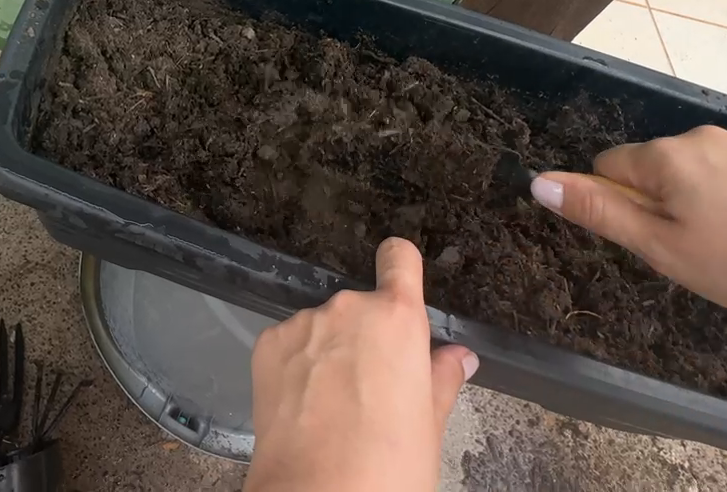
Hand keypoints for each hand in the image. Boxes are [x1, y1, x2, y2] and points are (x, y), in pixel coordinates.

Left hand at [245, 238, 478, 491]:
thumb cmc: (388, 468)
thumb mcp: (431, 427)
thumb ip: (441, 379)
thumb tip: (459, 355)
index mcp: (396, 319)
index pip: (399, 258)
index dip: (400, 266)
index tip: (399, 280)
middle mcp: (347, 307)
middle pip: (361, 309)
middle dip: (366, 339)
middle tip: (371, 391)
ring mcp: (303, 322)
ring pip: (324, 329)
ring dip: (329, 353)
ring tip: (333, 408)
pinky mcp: (268, 342)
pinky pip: (291, 345)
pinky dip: (297, 367)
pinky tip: (303, 407)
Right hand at [531, 124, 726, 340]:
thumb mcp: (666, 251)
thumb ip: (600, 211)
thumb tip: (540, 180)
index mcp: (667, 157)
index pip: (610, 165)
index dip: (622, 203)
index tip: (658, 241)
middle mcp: (705, 137)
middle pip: (659, 165)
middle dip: (667, 200)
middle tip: (702, 252)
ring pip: (707, 170)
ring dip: (710, 199)